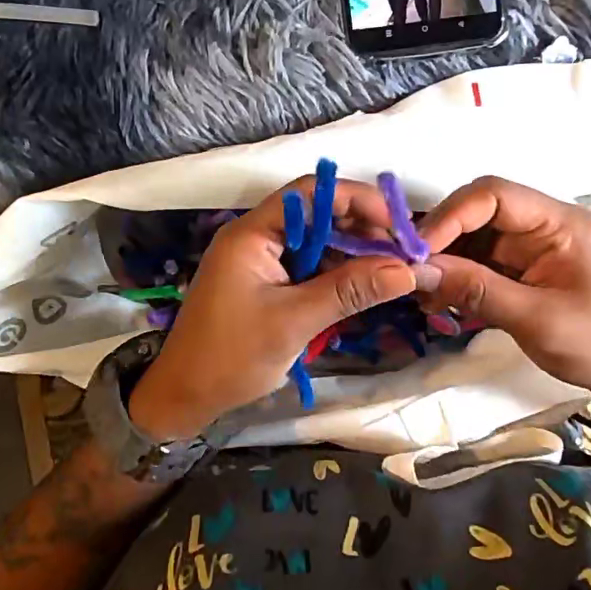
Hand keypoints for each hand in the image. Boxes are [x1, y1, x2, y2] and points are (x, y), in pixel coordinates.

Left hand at [128, 177, 420, 436]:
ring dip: (352, 252)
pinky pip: (307, 266)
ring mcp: (260, 260)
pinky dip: (335, 273)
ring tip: (392, 271)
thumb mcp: (294, 321)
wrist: (184, 396)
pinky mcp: (265, 282)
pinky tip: (364, 286)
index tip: (397, 227)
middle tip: (402, 253)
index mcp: (252, 234)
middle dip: (361, 229)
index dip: (357, 200)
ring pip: (316, 241)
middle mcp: (256, 237)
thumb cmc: (231, 356)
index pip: (310, 193)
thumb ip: (349, 291)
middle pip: (317, 214)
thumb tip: (406, 270)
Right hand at [416, 176, 590, 400]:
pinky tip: (437, 298)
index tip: (419, 248)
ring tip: (420, 290)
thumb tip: (419, 270)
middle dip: (441, 237)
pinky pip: (478, 261)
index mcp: (562, 224)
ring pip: (472, 237)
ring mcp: (531, 247)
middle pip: (478, 212)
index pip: (495, 195)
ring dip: (444, 260)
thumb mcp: (538, 321)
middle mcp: (544, 226)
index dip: (452, 215)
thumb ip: (477, 290)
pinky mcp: (521, 268)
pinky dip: (455, 277)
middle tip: (410, 269)